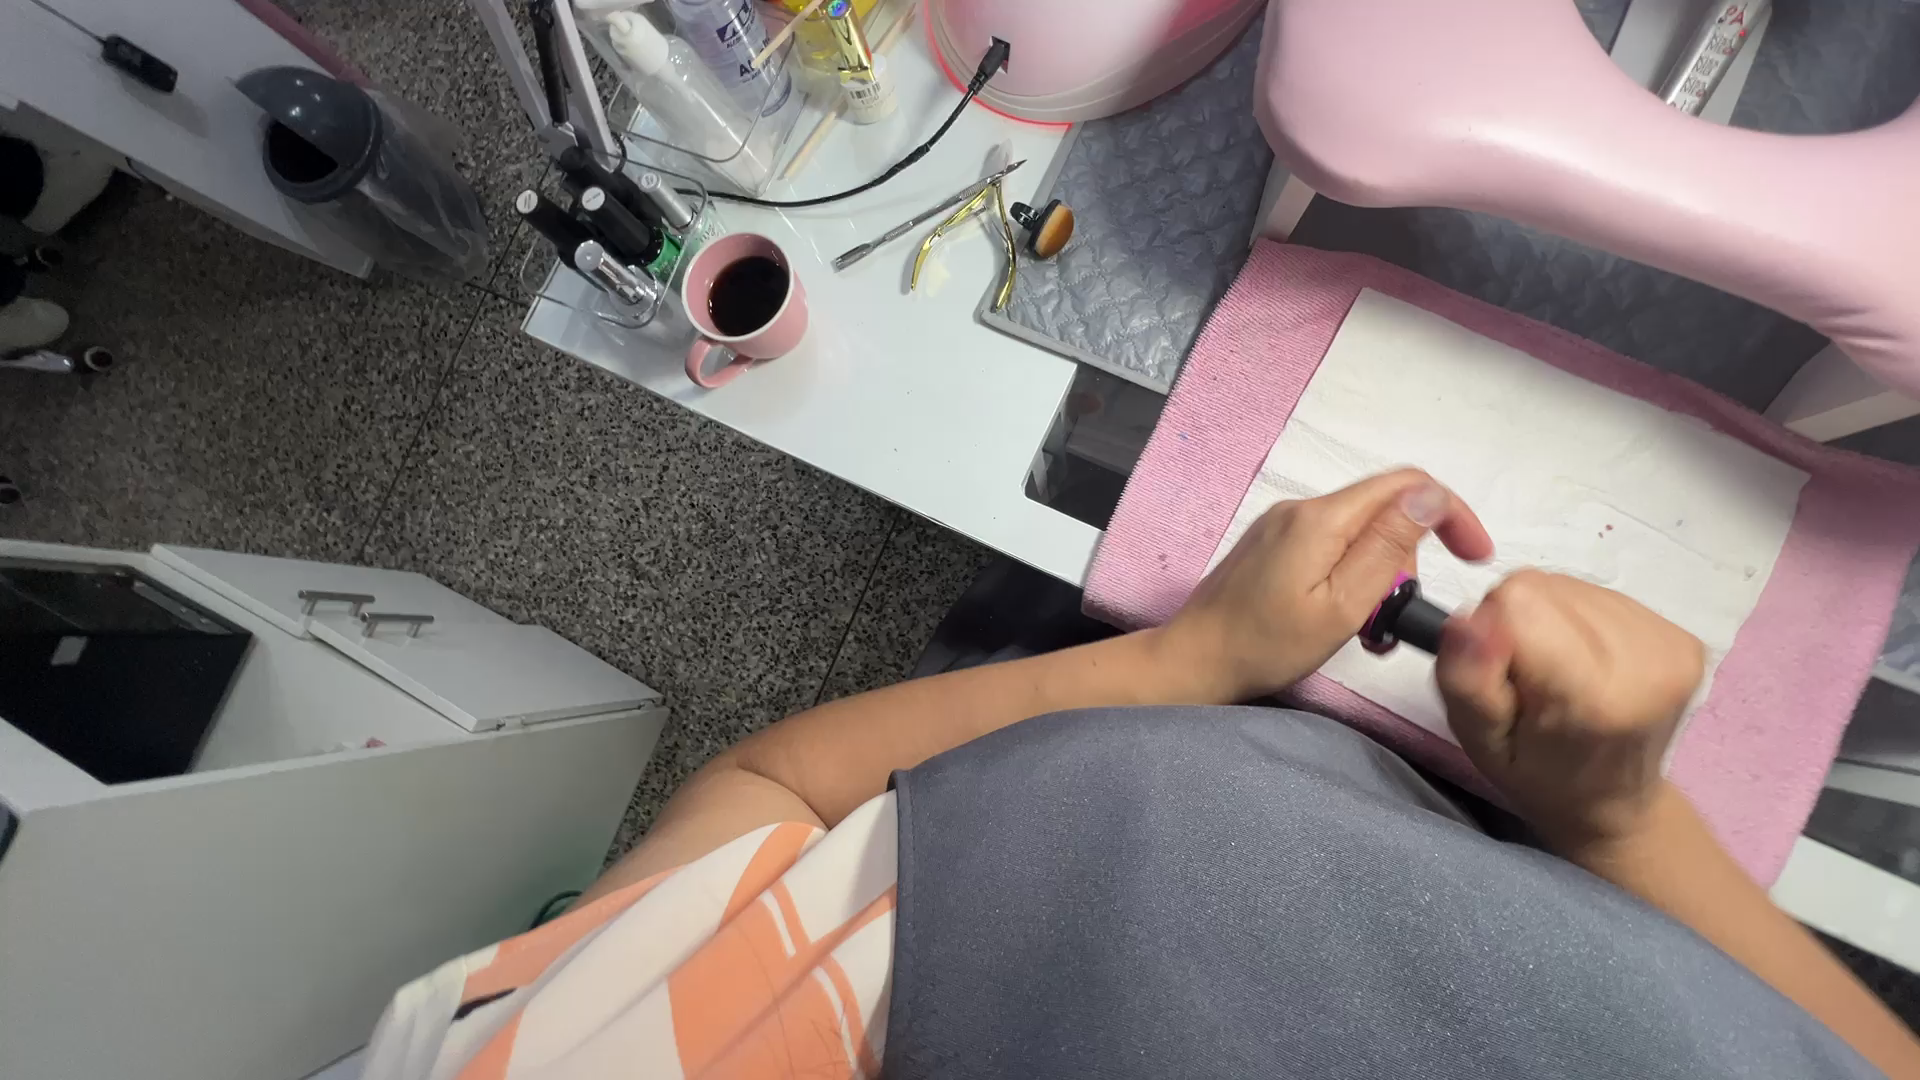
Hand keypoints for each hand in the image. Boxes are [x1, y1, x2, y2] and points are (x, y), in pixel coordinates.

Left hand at [1158, 469, 1492, 702]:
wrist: (1194, 659)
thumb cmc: (1267, 644)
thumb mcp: (1342, 605)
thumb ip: (1388, 547)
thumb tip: (1429, 496)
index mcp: (1318, 519)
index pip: (1407, 485)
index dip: (1451, 513)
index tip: (1473, 558)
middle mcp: (1297, 510)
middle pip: (1381, 511)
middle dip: (1405, 558)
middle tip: (1390, 614)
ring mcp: (1277, 526)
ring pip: (1355, 532)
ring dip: (1376, 574)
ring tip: (1363, 625)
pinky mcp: (1267, 546)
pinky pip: (1326, 546)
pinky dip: (1347, 575)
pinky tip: (1339, 615)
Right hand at [1436, 570, 1705, 854]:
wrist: (1610, 797)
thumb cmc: (1529, 769)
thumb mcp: (1476, 739)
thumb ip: (1466, 680)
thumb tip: (1467, 619)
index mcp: (1593, 695)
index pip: (1516, 601)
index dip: (1488, 628)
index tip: (1498, 672)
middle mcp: (1648, 662)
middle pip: (1539, 587)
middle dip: (1513, 620)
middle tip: (1522, 673)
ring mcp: (1672, 645)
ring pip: (1563, 584)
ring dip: (1542, 617)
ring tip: (1550, 667)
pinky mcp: (1681, 635)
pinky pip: (1593, 592)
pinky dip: (1571, 618)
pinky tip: (1577, 657)